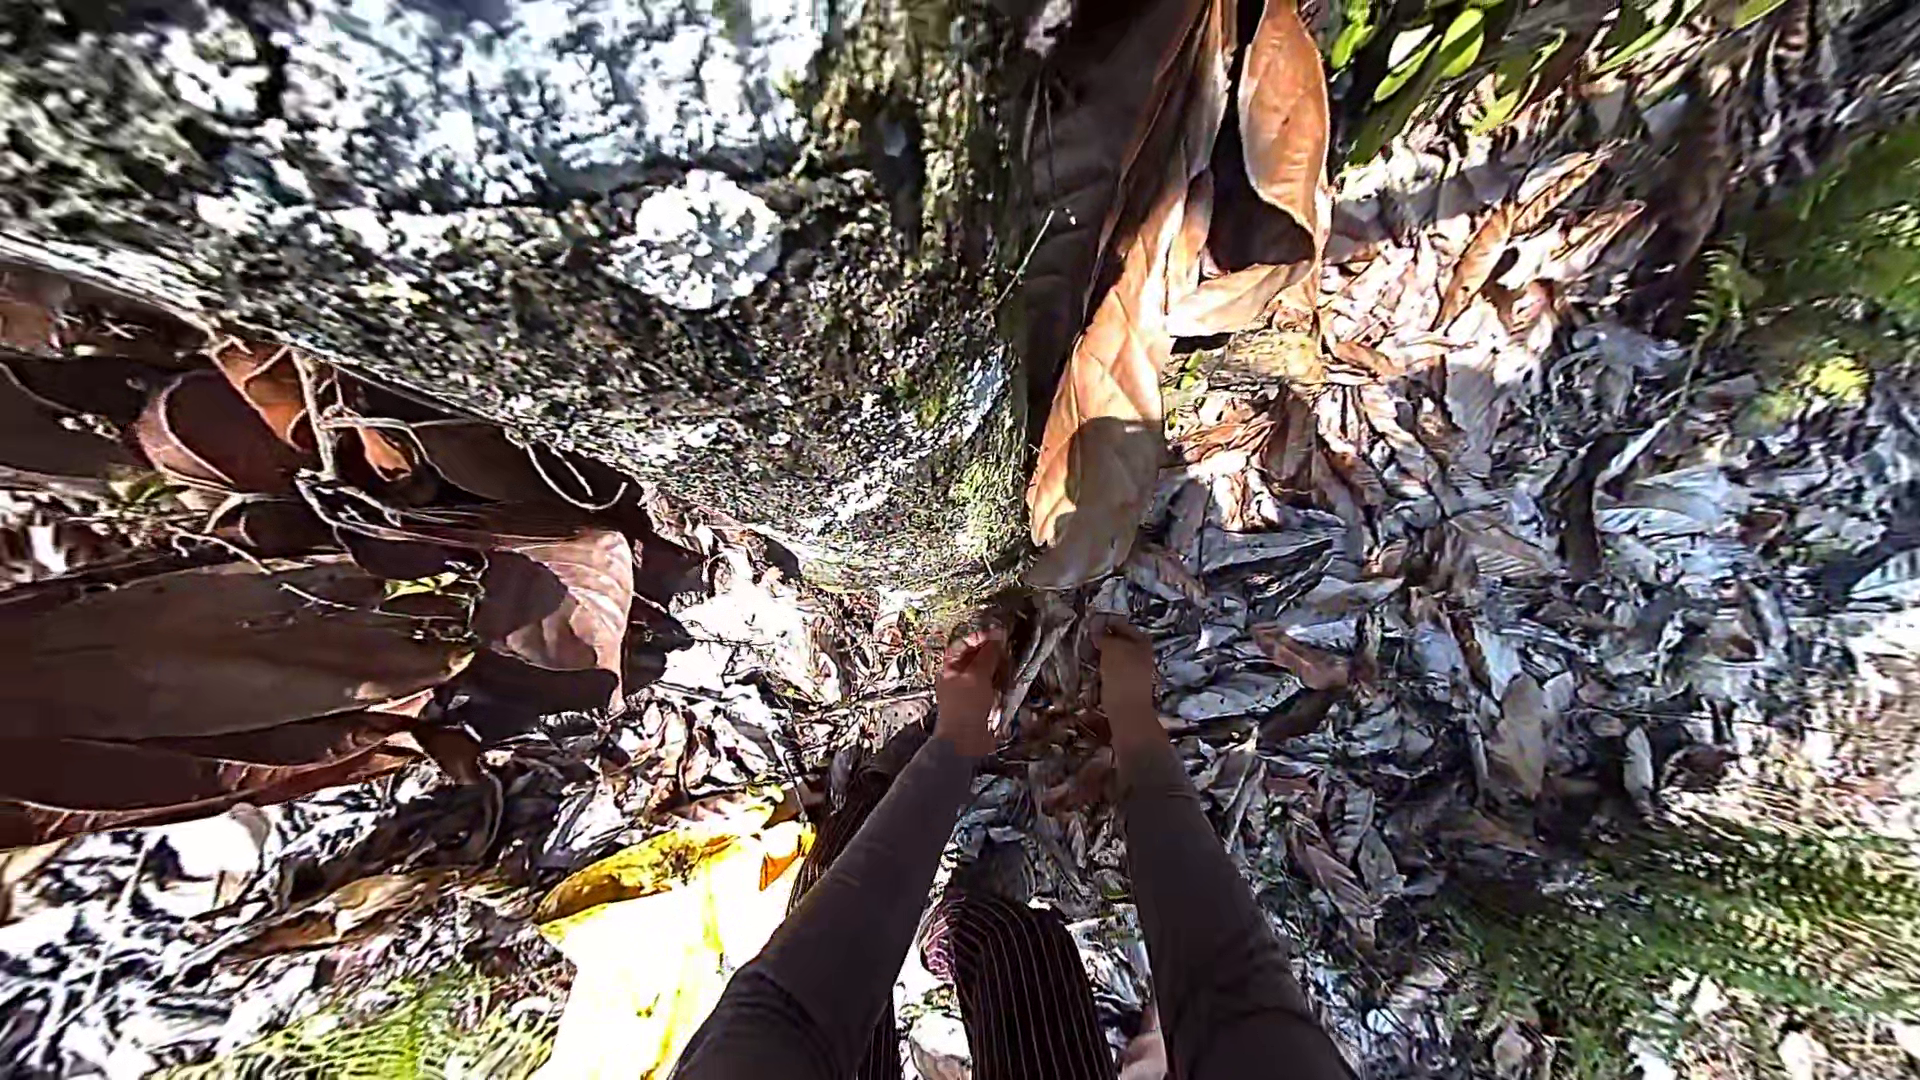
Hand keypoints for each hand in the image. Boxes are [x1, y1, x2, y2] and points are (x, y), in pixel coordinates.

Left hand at [934, 626, 1005, 757]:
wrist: (965, 741)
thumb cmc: (965, 705)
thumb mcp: (977, 674)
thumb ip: (987, 655)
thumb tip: (997, 637)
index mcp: (950, 667)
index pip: (963, 644)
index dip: (979, 637)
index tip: (997, 635)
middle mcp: (957, 678)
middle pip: (974, 658)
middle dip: (991, 652)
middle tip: (1007, 650)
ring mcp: (968, 692)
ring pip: (985, 673)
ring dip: (997, 668)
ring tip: (1010, 665)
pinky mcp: (979, 705)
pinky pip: (991, 688)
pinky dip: (1000, 684)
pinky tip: (1009, 683)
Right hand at [1094, 618, 1159, 744]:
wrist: (1128, 711)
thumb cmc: (1122, 675)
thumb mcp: (1113, 648)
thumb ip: (1104, 636)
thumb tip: (1096, 630)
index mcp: (1141, 641)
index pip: (1120, 624)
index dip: (1104, 623)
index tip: (1087, 625)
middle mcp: (1139, 653)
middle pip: (1116, 639)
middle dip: (1100, 639)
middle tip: (1084, 640)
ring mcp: (1132, 669)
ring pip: (1111, 654)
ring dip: (1098, 653)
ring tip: (1084, 654)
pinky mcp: (1123, 682)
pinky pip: (1109, 668)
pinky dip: (1100, 666)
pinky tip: (1090, 668)